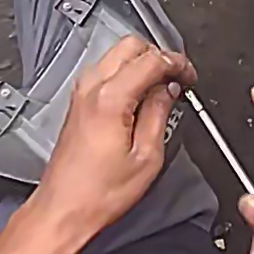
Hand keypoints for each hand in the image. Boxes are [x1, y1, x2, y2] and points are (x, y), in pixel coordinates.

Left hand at [0, 37, 194, 253]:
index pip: (151, 59)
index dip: (177, 63)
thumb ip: (160, 114)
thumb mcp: (146, 157)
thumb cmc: (99, 193)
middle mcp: (91, 87)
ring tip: (162, 88)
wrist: (64, 208)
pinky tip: (141, 96)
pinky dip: (127, 73)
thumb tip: (169, 90)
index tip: (189, 75)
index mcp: (110, 98)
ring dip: (143, 63)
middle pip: (131, 45)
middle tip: (178, 77)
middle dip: (159, 55)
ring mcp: (82, 91)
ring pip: (117, 53)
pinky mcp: (78, 100)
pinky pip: (107, 70)